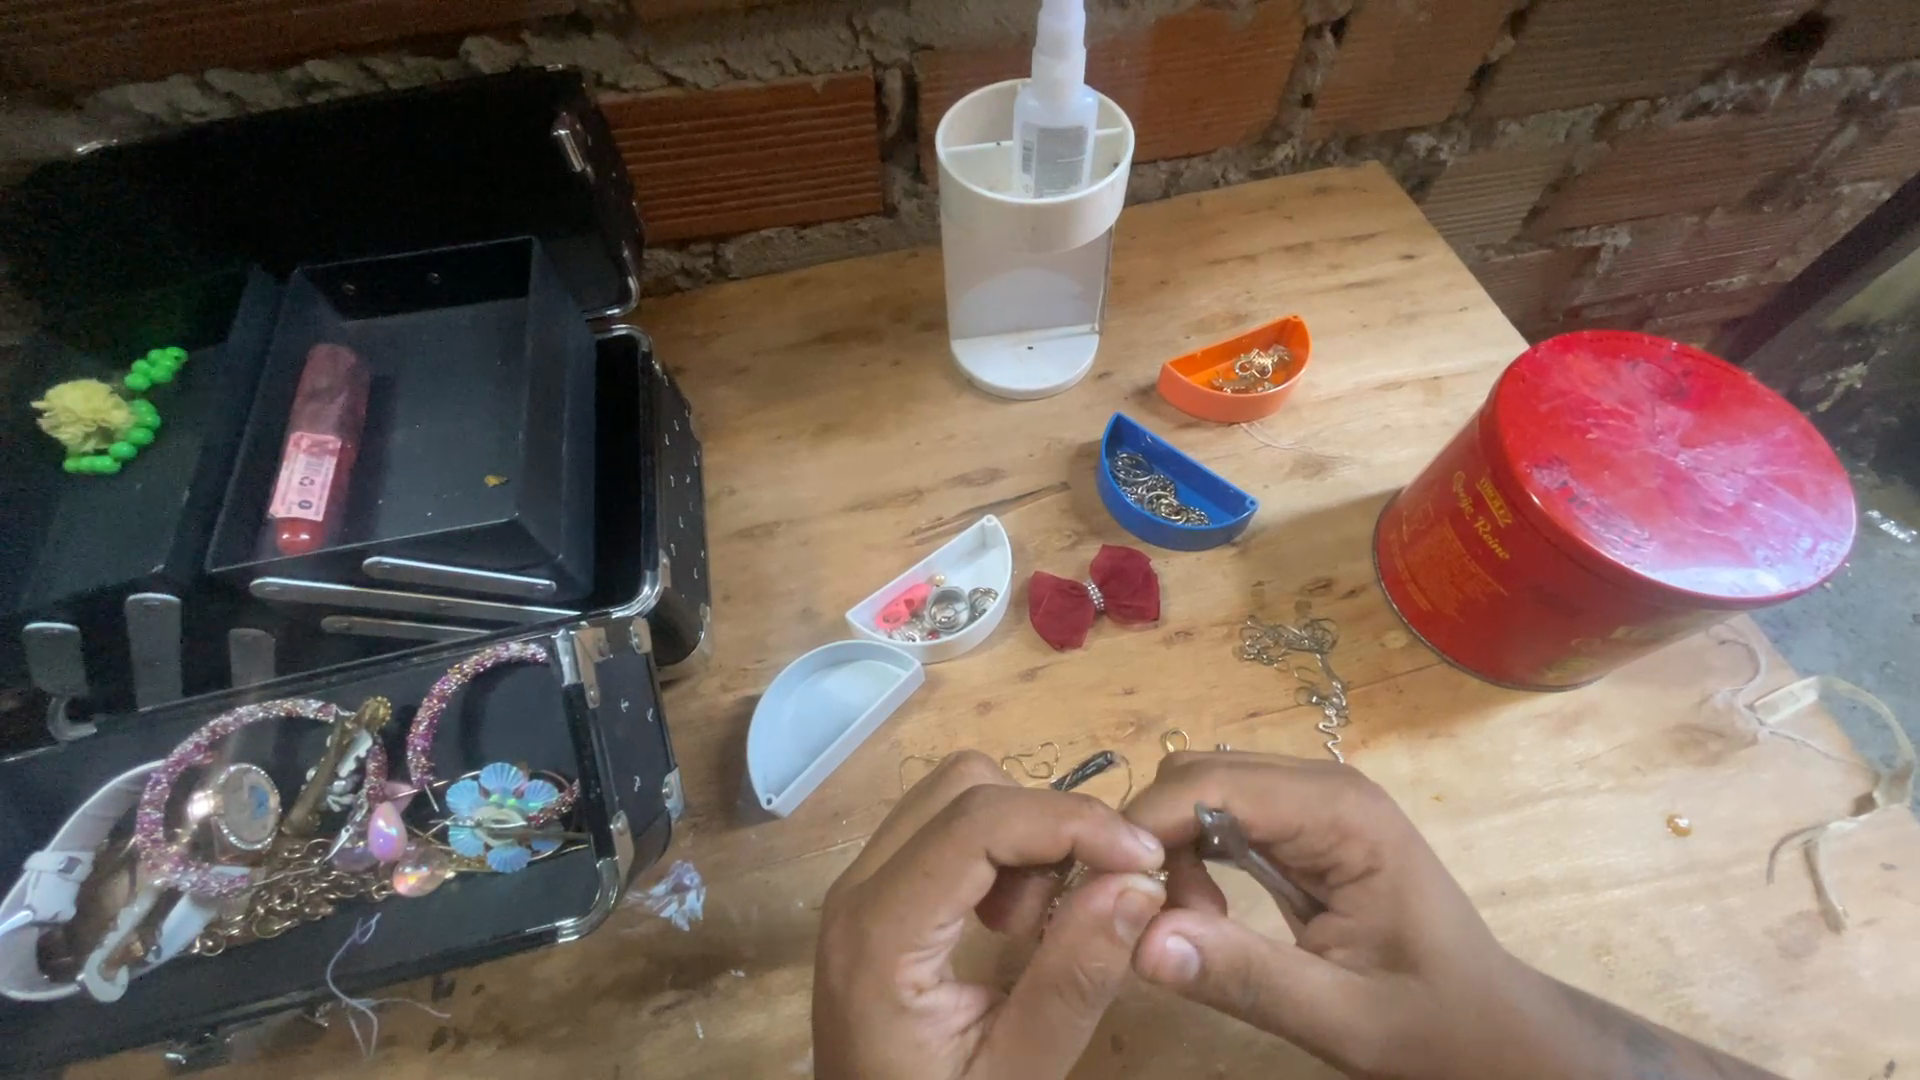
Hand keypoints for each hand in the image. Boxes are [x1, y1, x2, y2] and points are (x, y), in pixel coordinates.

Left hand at [813, 750, 1166, 1079]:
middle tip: (1083, 897)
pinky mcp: (876, 883)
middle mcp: (857, 885)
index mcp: (880, 933)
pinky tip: (1005, 918)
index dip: (1068, 821)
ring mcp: (860, 878)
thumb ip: (1072, 982)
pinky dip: (997, 845)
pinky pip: (944, 821)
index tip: (1141, 856)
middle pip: (962, 786)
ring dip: (1019, 835)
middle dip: (1042, 825)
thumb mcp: (1016, 1076)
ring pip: (954, 792)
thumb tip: (1137, 884)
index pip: (975, 822)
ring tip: (1031, 923)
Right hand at [1123, 752, 1543, 1079]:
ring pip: (1198, 787)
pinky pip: (1217, 810)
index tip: (1118, 894)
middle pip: (1196, 775)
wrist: (1499, 1030)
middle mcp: (1318, 782)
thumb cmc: (1437, 1026)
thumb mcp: (1345, 1021)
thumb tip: (1140, 943)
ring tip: (1191, 920)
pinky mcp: (1297, 816)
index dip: (1150, 826)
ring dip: (1172, 846)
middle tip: (1161, 919)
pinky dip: (1192, 851)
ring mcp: (1308, 794)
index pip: (1210, 784)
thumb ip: (1245, 978)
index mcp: (1338, 811)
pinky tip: (1207, 905)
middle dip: (1157, 838)